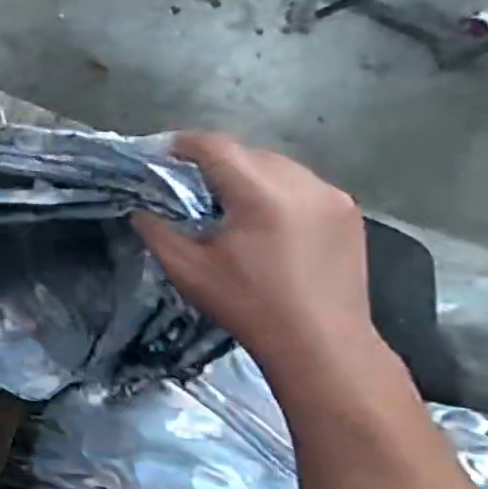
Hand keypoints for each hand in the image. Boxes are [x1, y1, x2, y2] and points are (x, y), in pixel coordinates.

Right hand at [133, 131, 373, 370]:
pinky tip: (263, 216)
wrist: (321, 344)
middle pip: (247, 151)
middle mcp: (301, 184)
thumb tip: (139, 208)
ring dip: (246, 173)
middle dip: (215, 160)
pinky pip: (302, 183)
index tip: (161, 153)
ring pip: (277, 164)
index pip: (216, 146)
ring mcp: (331, 196)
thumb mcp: (187, 269)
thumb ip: (156, 231)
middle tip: (188, 182)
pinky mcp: (348, 211)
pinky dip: (275, 188)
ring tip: (226, 199)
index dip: (183, 144)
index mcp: (260, 195)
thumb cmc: (247, 305)